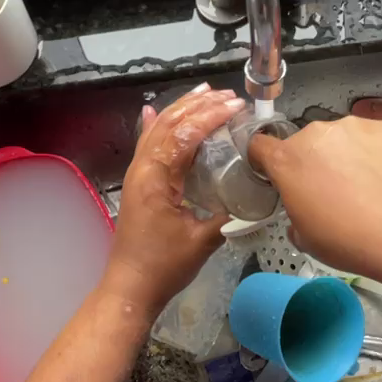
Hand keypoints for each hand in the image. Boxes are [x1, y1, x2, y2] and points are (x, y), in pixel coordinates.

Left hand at [103, 84, 245, 311]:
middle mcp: (142, 168)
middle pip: (169, 124)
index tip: (236, 106)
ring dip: (180, 110)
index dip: (211, 116)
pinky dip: (157, 126)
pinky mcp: (138, 184)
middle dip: (198, 106)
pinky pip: (148, 145)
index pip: (185, 134)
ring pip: (157, 130)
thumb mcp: (202, 240)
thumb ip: (226, 215)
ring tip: (203, 94)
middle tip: (226, 96)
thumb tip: (251, 200)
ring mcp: (137, 175)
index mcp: (156, 177)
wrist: (130, 287)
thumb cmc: (164, 266)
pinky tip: (153, 111)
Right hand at [248, 116, 381, 291]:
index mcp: (288, 161)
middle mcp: (317, 135)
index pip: (260, 146)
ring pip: (341, 139)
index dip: (264, 161)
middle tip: (332, 193)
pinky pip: (372, 139)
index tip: (275, 175)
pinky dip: (375, 154)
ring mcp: (355, 127)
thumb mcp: (307, 239)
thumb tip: (305, 210)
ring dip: (345, 156)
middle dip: (313, 163)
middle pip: (305, 144)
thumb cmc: (353, 241)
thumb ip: (295, 213)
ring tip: (367, 187)